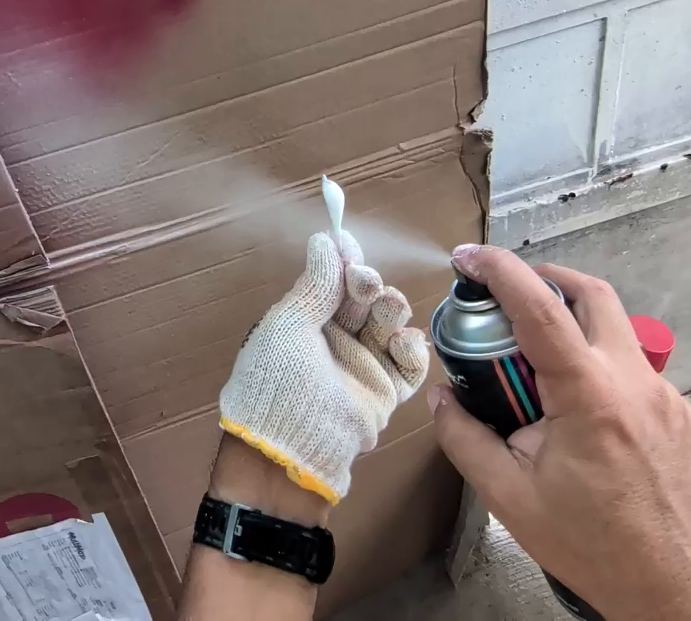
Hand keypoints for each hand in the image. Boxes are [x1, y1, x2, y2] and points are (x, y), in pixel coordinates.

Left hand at [216, 230, 429, 502]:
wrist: (289, 449)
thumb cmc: (277, 379)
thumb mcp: (287, 324)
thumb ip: (313, 285)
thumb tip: (324, 240)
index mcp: (306, 320)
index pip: (333, 281)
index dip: (344, 260)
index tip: (348, 241)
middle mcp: (336, 339)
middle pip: (365, 299)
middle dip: (368, 284)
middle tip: (364, 283)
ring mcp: (363, 365)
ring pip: (389, 324)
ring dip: (392, 308)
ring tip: (386, 309)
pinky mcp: (386, 393)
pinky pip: (409, 365)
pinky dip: (413, 348)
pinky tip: (404, 340)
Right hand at [430, 246, 690, 620]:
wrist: (687, 598)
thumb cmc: (597, 548)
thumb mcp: (511, 500)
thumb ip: (466, 438)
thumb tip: (442, 397)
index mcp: (592, 397)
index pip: (541, 309)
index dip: (499, 270)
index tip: (466, 257)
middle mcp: (634, 381)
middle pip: (591, 293)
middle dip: (543, 276)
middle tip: (503, 293)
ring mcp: (663, 395)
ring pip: (613, 326)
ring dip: (567, 318)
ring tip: (528, 356)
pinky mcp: (677, 413)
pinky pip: (627, 362)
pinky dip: (590, 357)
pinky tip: (567, 404)